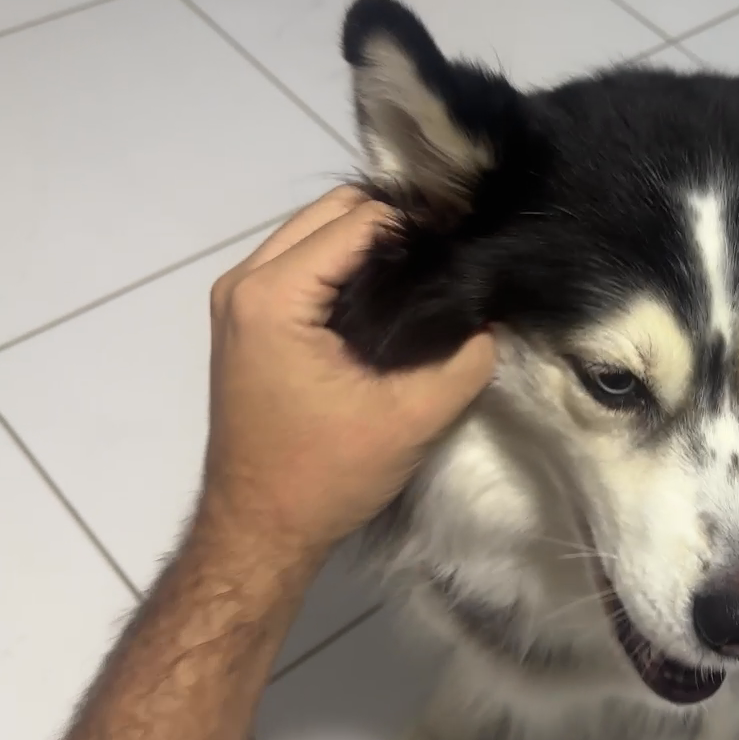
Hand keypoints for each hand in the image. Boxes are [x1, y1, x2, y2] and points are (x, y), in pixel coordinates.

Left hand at [201, 187, 495, 558]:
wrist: (262, 529)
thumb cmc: (327, 472)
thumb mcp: (417, 415)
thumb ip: (469, 358)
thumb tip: (495, 314)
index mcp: (276, 296)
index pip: (360, 219)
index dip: (420, 227)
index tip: (467, 250)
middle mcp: (247, 282)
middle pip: (333, 211)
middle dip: (396, 222)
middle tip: (450, 257)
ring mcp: (243, 299)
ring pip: (317, 231)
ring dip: (373, 240)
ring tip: (429, 272)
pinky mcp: (252, 319)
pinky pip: (307, 261)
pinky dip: (351, 262)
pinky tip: (396, 293)